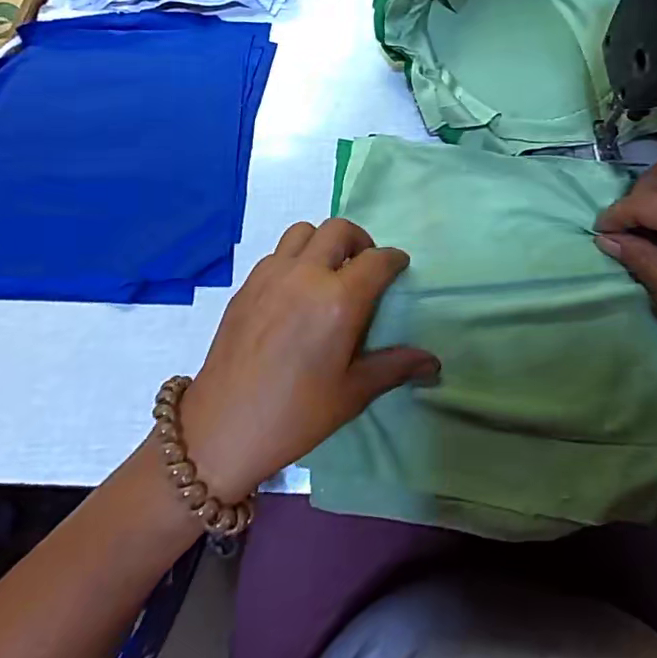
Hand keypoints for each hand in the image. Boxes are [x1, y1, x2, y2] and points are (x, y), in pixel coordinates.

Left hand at [180, 219, 439, 500]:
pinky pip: (277, 253)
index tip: (399, 267)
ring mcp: (270, 276)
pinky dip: (295, 258)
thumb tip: (433, 362)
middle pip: (339, 230)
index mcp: (338, 300)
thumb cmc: (296, 415)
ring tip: (329, 272)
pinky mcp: (245, 286)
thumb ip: (395, 367)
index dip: (394, 259)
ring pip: (303, 232)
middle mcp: (305, 275)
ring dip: (323, 242)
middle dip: (360, 241)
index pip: (376, 260)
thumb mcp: (352, 393)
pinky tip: (296, 292)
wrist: (222, 427)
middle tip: (365, 266)